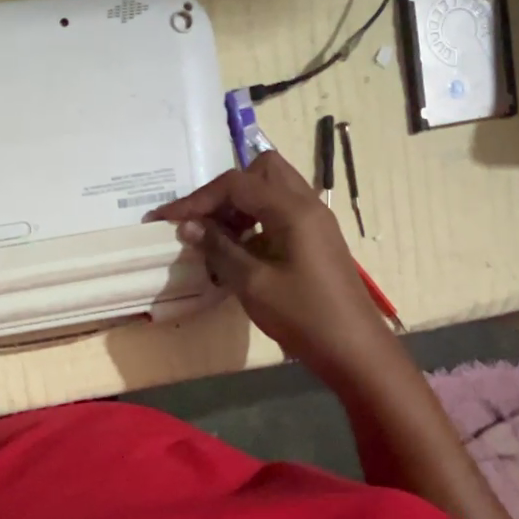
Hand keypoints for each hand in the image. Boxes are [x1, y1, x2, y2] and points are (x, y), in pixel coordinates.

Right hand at [148, 151, 383, 372]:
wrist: (352, 347)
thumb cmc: (303, 316)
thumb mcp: (253, 284)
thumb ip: (220, 249)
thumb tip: (188, 226)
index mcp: (293, 210)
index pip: (236, 184)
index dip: (197, 199)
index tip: (166, 220)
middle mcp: (307, 205)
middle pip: (260, 172)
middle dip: (224, 192)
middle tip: (202, 223)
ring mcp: (314, 221)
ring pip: (271, 191)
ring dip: (239, 207)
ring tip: (215, 240)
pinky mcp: (314, 239)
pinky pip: (280, 214)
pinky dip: (254, 222)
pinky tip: (239, 254)